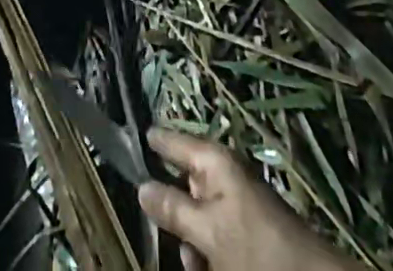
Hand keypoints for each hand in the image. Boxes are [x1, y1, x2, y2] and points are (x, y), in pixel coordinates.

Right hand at [137, 129, 361, 270]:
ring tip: (197, 265)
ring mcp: (237, 204)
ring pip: (196, 217)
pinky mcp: (246, 232)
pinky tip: (208, 268)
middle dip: (173, 213)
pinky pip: (214, 236)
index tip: (136, 135)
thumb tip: (142, 186)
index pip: (176, 142)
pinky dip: (208, 255)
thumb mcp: (208, 232)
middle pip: (184, 184)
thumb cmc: (257, 249)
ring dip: (191, 243)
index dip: (156, 141)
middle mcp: (224, 177)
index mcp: (216, 164)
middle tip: (168, 235)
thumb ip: (173, 210)